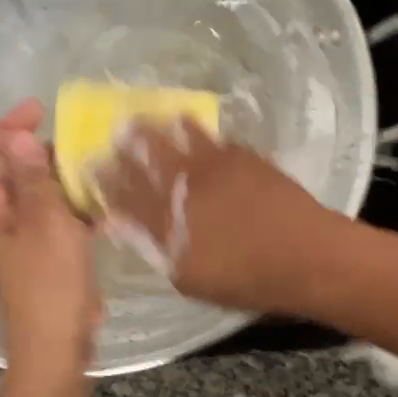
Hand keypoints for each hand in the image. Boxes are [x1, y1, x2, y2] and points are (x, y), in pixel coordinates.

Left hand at [0, 100, 100, 368]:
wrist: (56, 345)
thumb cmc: (49, 282)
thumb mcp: (46, 221)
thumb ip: (34, 177)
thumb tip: (19, 138)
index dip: (11, 127)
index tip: (44, 111)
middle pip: (12, 171)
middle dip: (43, 152)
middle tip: (80, 143)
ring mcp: (18, 241)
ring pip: (38, 196)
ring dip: (63, 180)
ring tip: (97, 169)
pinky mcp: (41, 257)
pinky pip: (54, 220)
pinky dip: (73, 208)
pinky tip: (102, 206)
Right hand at [92, 119, 348, 313]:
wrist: (305, 255)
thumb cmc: (245, 278)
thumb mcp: (190, 278)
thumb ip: (157, 249)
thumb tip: (129, 228)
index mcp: (167, 216)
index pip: (126, 192)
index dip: (106, 178)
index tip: (92, 165)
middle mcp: (187, 184)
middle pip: (150, 155)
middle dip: (131, 142)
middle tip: (120, 128)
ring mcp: (219, 167)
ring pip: (183, 138)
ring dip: (165, 128)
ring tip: (154, 118)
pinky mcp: (247, 159)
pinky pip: (216, 140)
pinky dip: (202, 132)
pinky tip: (197, 127)